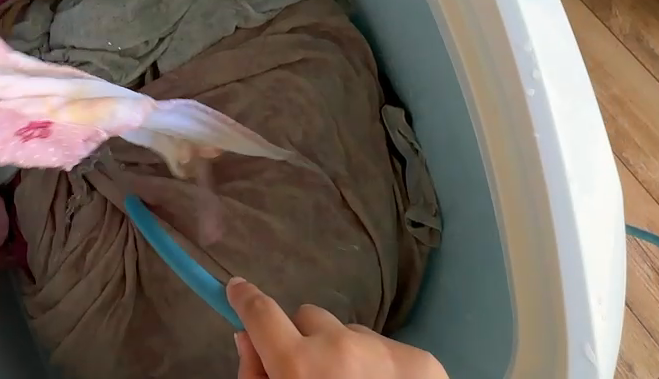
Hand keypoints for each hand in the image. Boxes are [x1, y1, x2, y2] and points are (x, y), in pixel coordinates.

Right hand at [227, 278, 447, 378]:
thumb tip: (247, 340)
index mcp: (300, 367)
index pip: (261, 313)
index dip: (245, 299)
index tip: (237, 290)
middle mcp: (340, 347)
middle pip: (306, 318)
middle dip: (303, 340)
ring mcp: (384, 350)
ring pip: (347, 332)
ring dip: (343, 354)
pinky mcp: (421, 360)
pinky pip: (384, 347)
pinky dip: (378, 368)